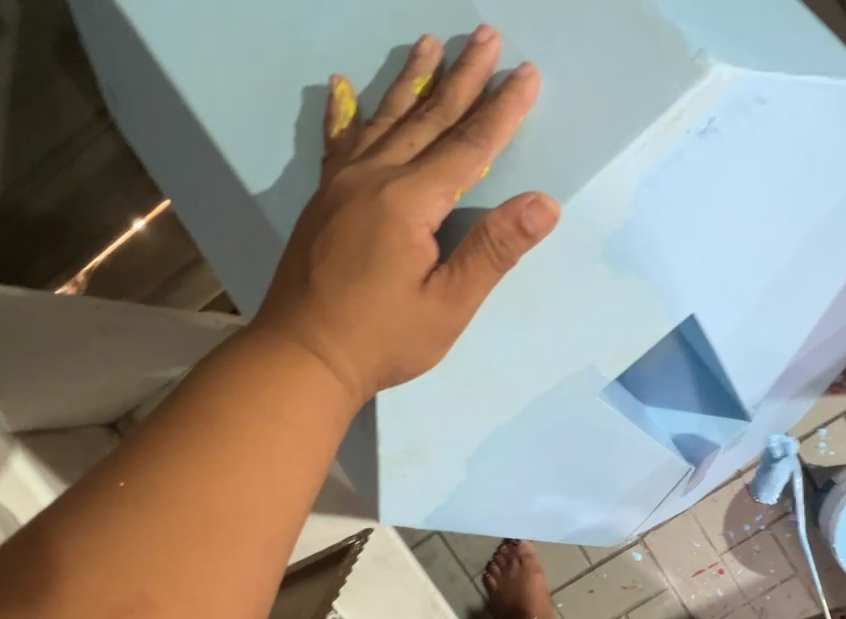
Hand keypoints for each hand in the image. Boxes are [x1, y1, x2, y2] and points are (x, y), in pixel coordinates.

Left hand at [249, 26, 561, 400]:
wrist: (302, 356)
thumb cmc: (383, 339)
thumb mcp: (449, 305)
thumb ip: (492, 251)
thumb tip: (544, 203)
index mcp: (408, 202)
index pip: (468, 147)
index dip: (502, 111)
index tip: (528, 74)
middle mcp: (373, 178)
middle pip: (427, 118)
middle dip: (463, 78)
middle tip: (487, 34)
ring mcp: (341, 185)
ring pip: (384, 119)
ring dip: (412, 80)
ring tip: (429, 43)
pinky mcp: (323, 200)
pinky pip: (338, 142)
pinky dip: (344, 112)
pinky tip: (341, 86)